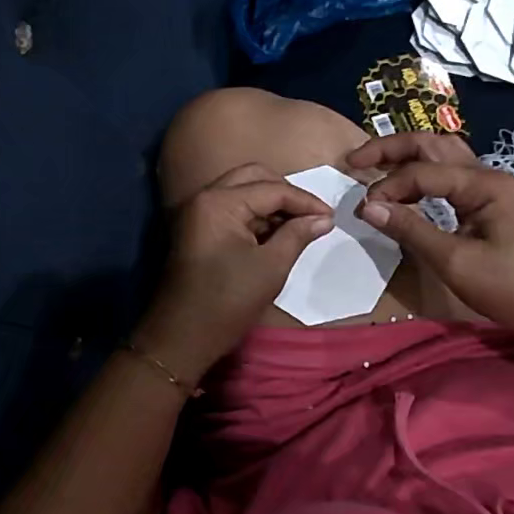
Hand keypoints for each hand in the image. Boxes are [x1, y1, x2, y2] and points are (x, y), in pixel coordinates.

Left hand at [136, 164, 333, 383]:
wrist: (181, 335)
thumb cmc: (228, 301)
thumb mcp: (270, 267)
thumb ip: (297, 235)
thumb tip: (323, 218)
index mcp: (219, 202)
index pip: (272, 189)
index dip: (305, 201)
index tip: (332, 217)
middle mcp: (204, 197)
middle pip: (252, 177)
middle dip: (285, 193)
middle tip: (312, 216)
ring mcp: (197, 212)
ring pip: (241, 191)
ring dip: (270, 204)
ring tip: (299, 226)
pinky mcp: (196, 228)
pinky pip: (230, 208)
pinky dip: (254, 215)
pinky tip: (276, 233)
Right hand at [346, 133, 513, 341]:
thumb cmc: (512, 288)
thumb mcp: (454, 262)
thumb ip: (409, 229)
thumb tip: (367, 207)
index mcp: (485, 184)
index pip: (422, 172)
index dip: (388, 187)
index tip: (363, 209)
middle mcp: (489, 175)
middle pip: (433, 145)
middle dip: (391, 149)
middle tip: (354, 161)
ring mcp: (492, 188)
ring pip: (442, 156)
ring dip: (406, 158)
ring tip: (373, 168)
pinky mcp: (490, 203)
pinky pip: (449, 177)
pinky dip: (421, 178)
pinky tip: (404, 192)